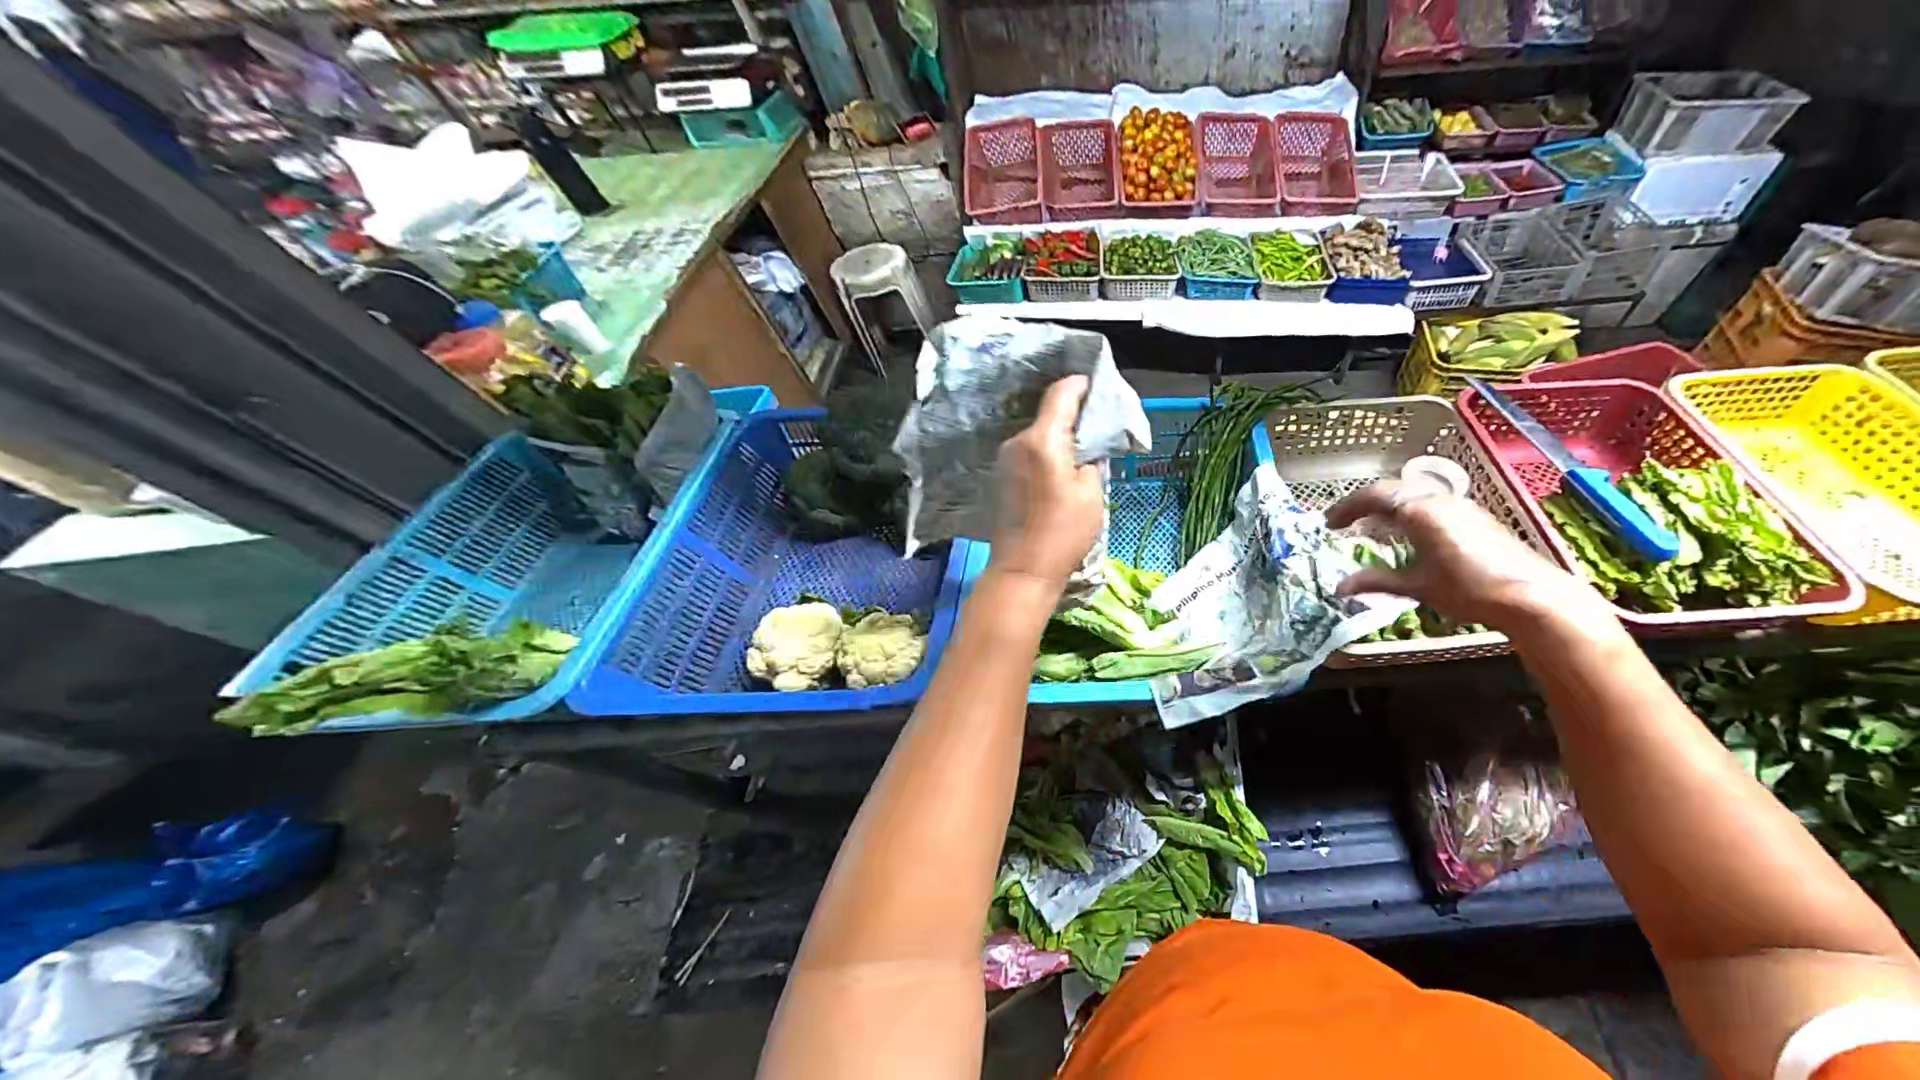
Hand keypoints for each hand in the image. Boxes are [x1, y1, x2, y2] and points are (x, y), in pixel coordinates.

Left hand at [988, 375, 1103, 588]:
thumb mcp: (1092, 493)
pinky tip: (1056, 474)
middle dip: (1070, 418)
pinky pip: (1026, 454)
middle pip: (1047, 416)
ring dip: (1056, 439)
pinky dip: (1042, 455)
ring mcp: (1004, 459)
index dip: (1079, 385)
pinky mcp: (999, 476)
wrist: (1022, 569)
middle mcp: (1018, 441)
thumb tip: (1086, 451)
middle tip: (1094, 429)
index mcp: (1043, 440)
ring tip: (1077, 457)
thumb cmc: (1063, 532)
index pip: (1060, 394)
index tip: (1094, 386)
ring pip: (1036, 436)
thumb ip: (1091, 460)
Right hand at [1326, 481, 1615, 633]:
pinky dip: (1409, 512)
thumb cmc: (1469, 590)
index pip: (1373, 496)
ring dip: (1388, 506)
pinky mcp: (1476, 518)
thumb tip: (1339, 587)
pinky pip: (1431, 504)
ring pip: (1414, 494)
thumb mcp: (1416, 587)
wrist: (1534, 598)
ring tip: (1373, 527)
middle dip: (1364, 504)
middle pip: (1393, 489)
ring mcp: (1461, 508)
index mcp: (1420, 511)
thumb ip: (1376, 581)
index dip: (1346, 508)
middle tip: (1346, 522)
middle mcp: (1439, 501)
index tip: (1329, 524)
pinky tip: (1407, 534)